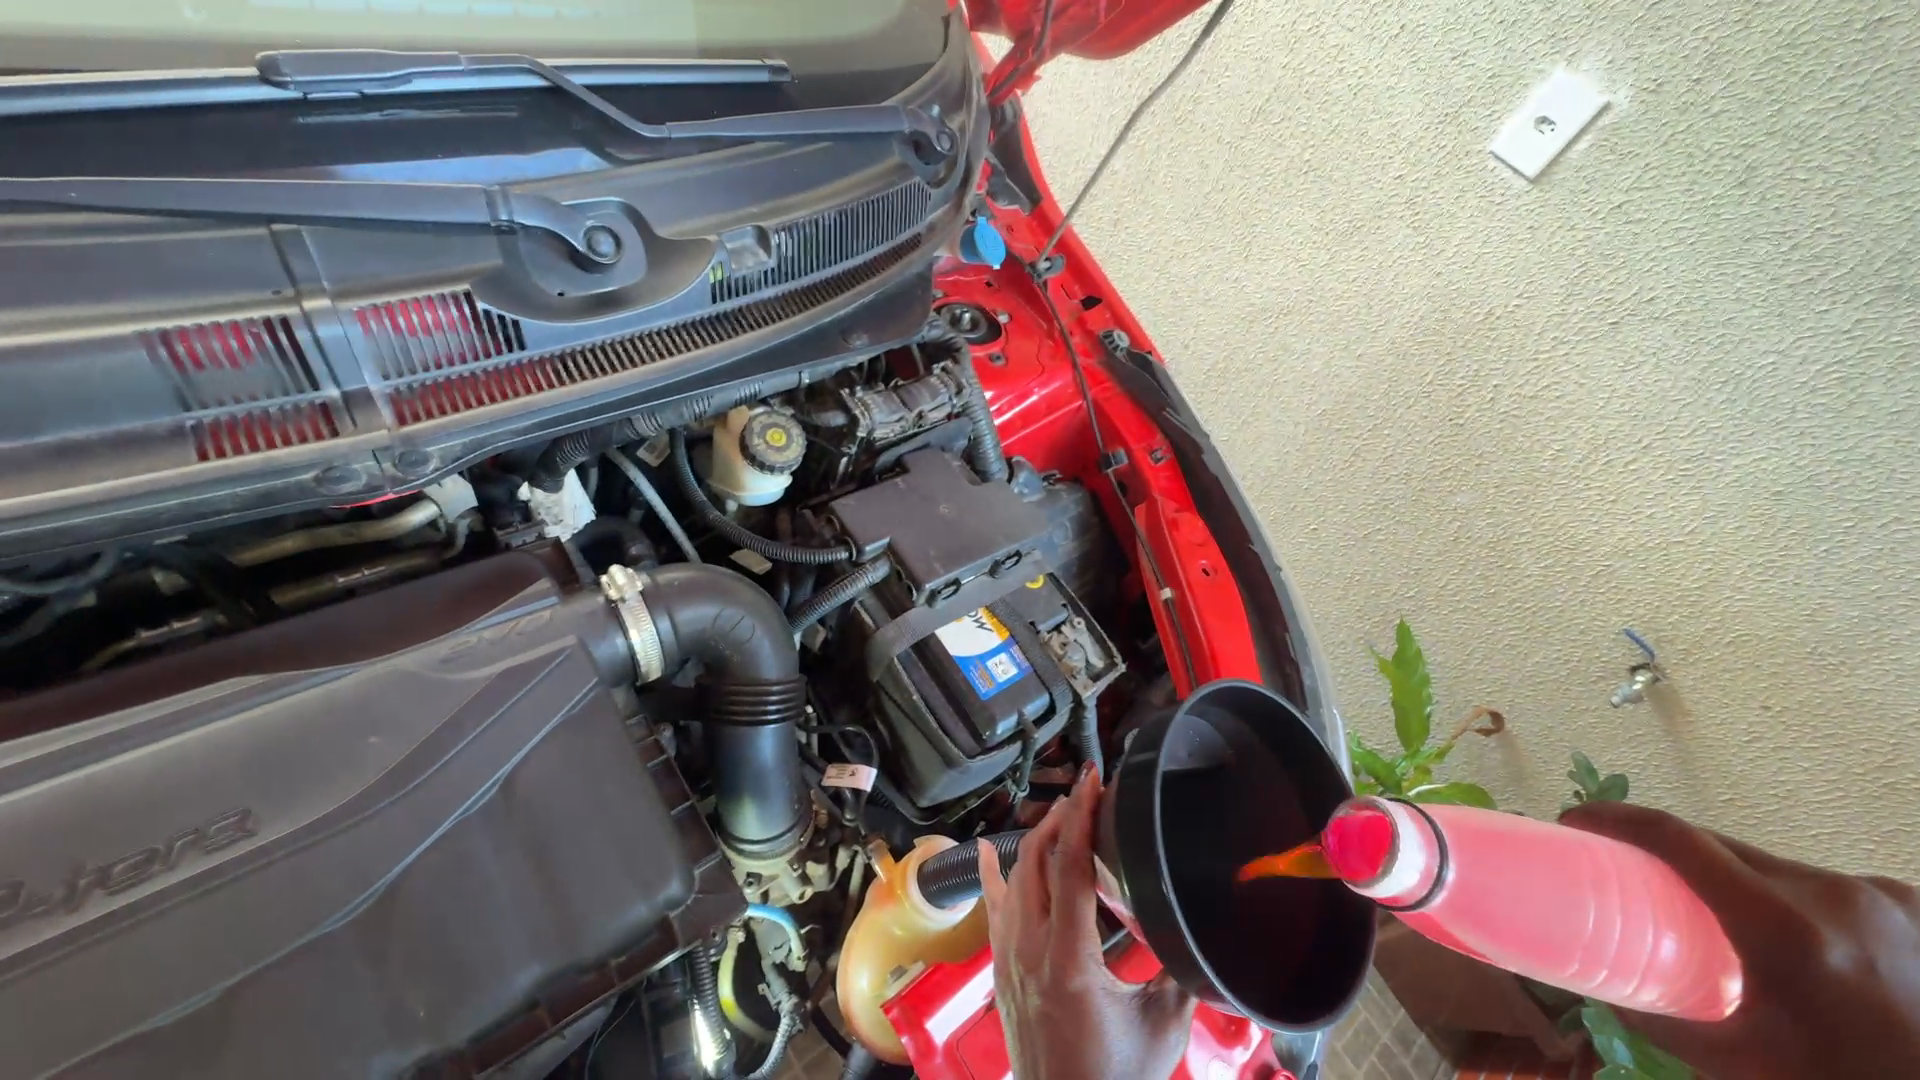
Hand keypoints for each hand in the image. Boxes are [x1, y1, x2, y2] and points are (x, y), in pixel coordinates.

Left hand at [978, 766, 1195, 1079]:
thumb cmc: (1114, 1078)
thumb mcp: (1161, 1027)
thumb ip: (1181, 977)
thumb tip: (1202, 935)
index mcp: (1069, 958)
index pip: (1069, 867)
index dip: (1081, 818)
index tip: (1092, 781)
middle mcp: (1029, 949)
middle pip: (1035, 861)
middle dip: (1059, 819)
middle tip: (1085, 793)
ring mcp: (1008, 958)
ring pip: (1013, 879)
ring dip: (1035, 842)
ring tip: (1059, 817)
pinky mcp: (1002, 969)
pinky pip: (993, 908)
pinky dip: (991, 874)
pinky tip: (986, 851)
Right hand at [1561, 800, 1919, 1078]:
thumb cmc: (1842, 1078)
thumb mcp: (1744, 1064)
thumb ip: (1663, 1022)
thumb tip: (1599, 987)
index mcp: (1784, 927)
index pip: (1677, 838)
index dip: (1614, 819)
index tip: (1572, 822)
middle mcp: (1834, 893)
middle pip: (1722, 847)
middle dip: (1668, 854)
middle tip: (1632, 877)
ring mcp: (1884, 894)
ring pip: (1774, 866)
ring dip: (1734, 881)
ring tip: (1724, 926)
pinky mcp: (1913, 902)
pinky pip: (1822, 884)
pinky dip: (1790, 899)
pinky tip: (1797, 940)